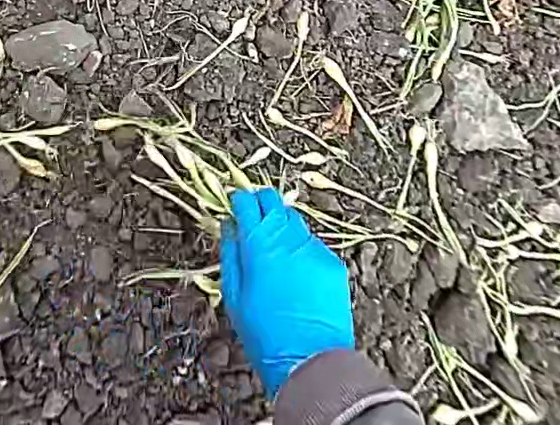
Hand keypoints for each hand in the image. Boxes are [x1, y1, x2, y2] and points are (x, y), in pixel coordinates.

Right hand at [220, 187, 354, 394]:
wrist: (311, 360)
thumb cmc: (265, 335)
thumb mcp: (234, 298)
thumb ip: (230, 254)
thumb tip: (228, 225)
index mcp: (259, 243)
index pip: (248, 201)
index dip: (240, 201)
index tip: (236, 206)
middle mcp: (288, 236)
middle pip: (273, 200)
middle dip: (261, 205)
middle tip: (254, 222)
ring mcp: (312, 246)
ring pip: (294, 220)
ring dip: (282, 227)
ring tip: (276, 255)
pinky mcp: (331, 259)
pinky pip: (311, 243)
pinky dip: (301, 249)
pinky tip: (296, 274)